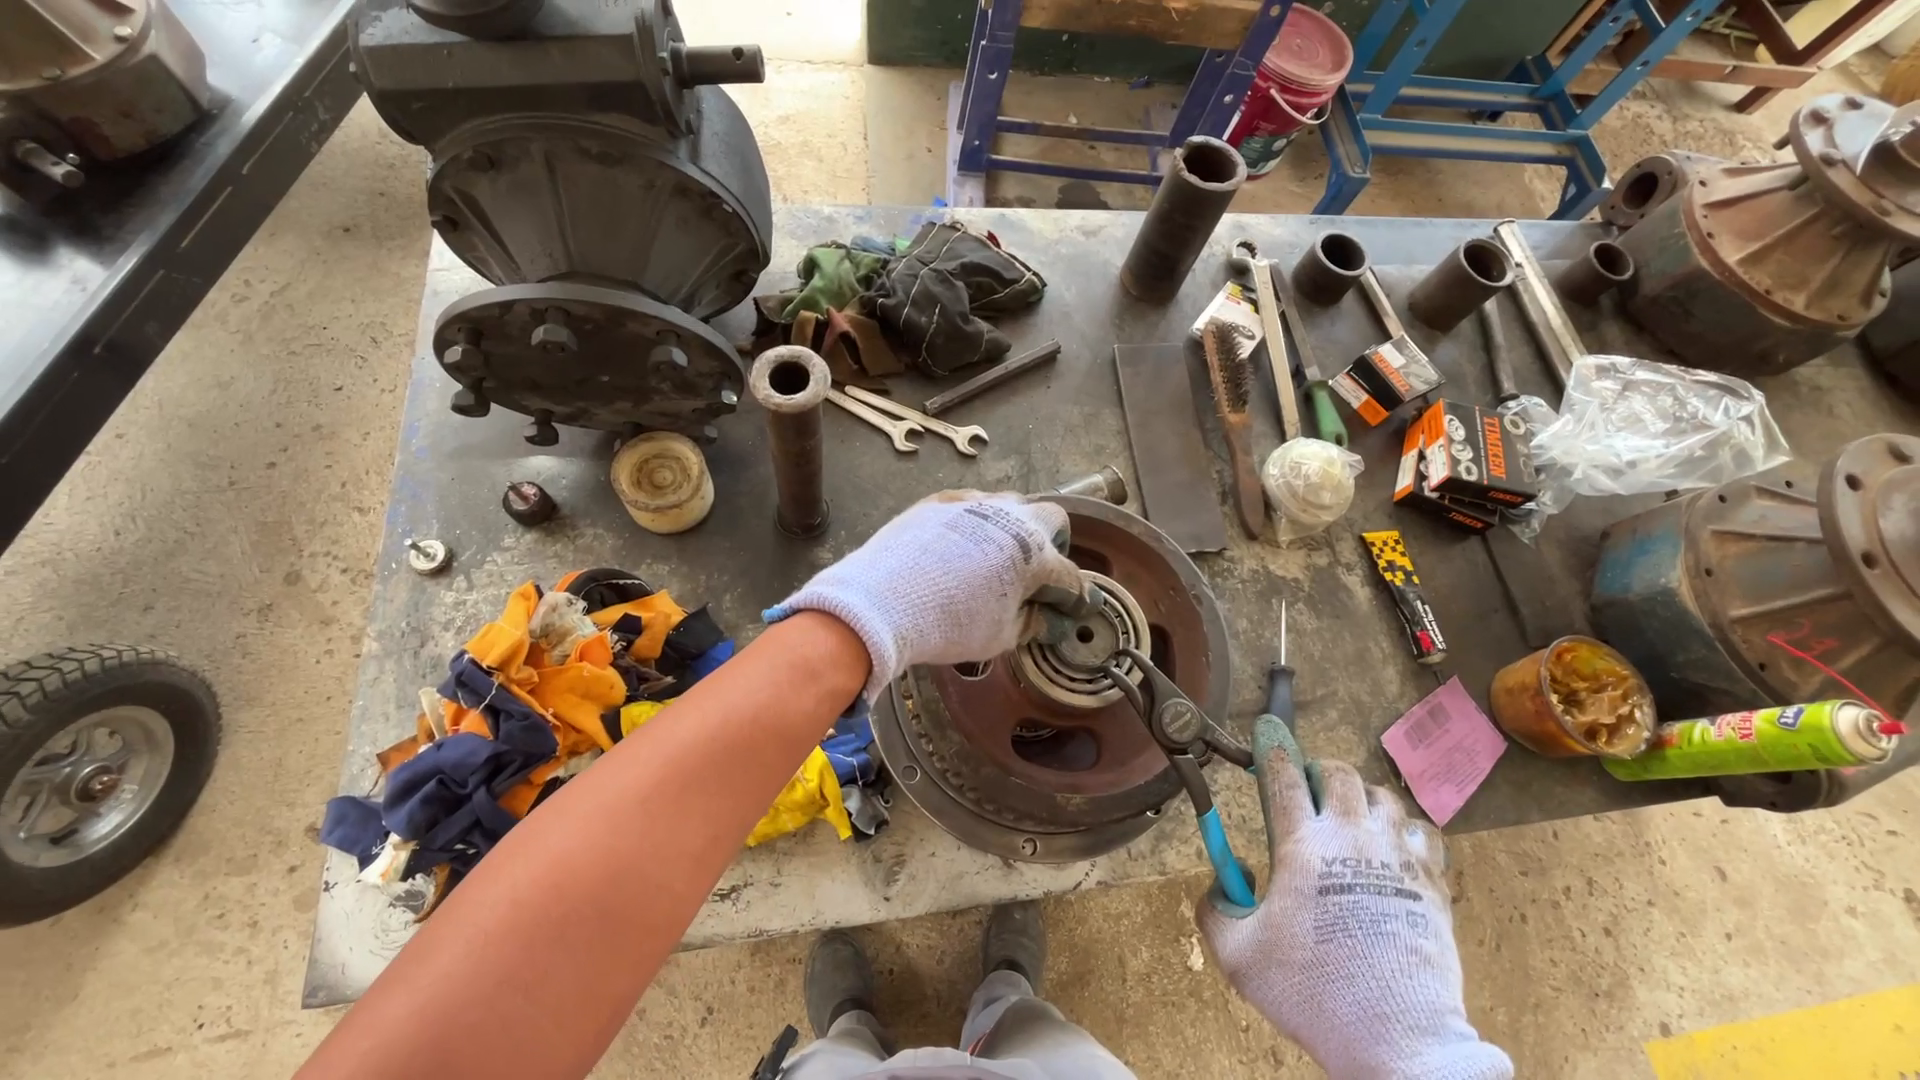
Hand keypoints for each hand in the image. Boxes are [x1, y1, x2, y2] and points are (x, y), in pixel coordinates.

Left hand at [767, 491, 1090, 700]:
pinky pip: (970, 506)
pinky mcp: (939, 501)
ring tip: (996, 557)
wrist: (881, 601)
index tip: (1070, 611)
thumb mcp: (1000, 636)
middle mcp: (1012, 519)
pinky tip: (959, 547)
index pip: (1070, 577)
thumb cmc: (949, 624)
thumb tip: (1047, 617)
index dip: (1074, 599)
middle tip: (1036, 573)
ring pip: (1010, 505)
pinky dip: (975, 524)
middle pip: (1052, 520)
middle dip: (1053, 544)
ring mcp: (974, 504)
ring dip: (1013, 528)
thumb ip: (1032, 622)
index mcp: (1036, 555)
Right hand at [1197, 720, 1511, 1079]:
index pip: (1284, 778)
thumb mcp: (1237, 956)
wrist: (1398, 1038)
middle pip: (1339, 773)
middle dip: (1319, 772)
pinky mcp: (1434, 883)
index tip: (1267, 745)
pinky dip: (1405, 831)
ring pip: (1384, 797)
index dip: (1272, 755)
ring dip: (1362, 799)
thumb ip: (1213, 908)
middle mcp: (1351, 837)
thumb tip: (1227, 877)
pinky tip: (1394, 852)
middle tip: (1308, 793)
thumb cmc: (1311, 993)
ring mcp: (1398, 857)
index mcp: (1302, 847)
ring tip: (1352, 821)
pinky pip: (1423, 833)